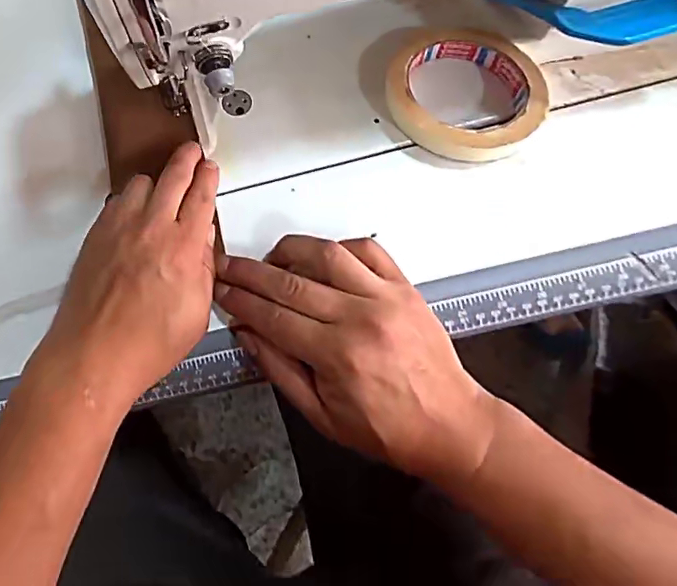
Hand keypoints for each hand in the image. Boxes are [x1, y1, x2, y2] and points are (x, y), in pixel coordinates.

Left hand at [32, 143, 218, 410]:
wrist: (93, 355)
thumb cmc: (141, 345)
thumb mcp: (196, 314)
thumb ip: (203, 271)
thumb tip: (202, 245)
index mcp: (182, 248)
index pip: (201, 196)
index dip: (207, 176)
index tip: (209, 168)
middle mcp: (151, 229)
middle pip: (173, 175)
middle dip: (186, 159)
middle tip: (191, 153)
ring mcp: (120, 228)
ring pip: (141, 182)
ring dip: (155, 181)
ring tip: (161, 187)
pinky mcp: (97, 234)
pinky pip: (116, 201)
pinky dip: (129, 199)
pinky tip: (133, 210)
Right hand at [215, 237, 497, 484]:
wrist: (453, 428)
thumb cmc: (390, 430)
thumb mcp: (323, 417)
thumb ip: (280, 371)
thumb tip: (247, 334)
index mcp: (338, 356)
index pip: (272, 317)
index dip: (240, 301)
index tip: (222, 291)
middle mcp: (360, 319)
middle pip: (289, 283)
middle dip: (250, 273)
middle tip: (229, 267)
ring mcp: (385, 297)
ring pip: (324, 254)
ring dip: (289, 250)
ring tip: (271, 258)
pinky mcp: (403, 286)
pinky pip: (366, 248)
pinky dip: (338, 246)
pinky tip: (321, 257)